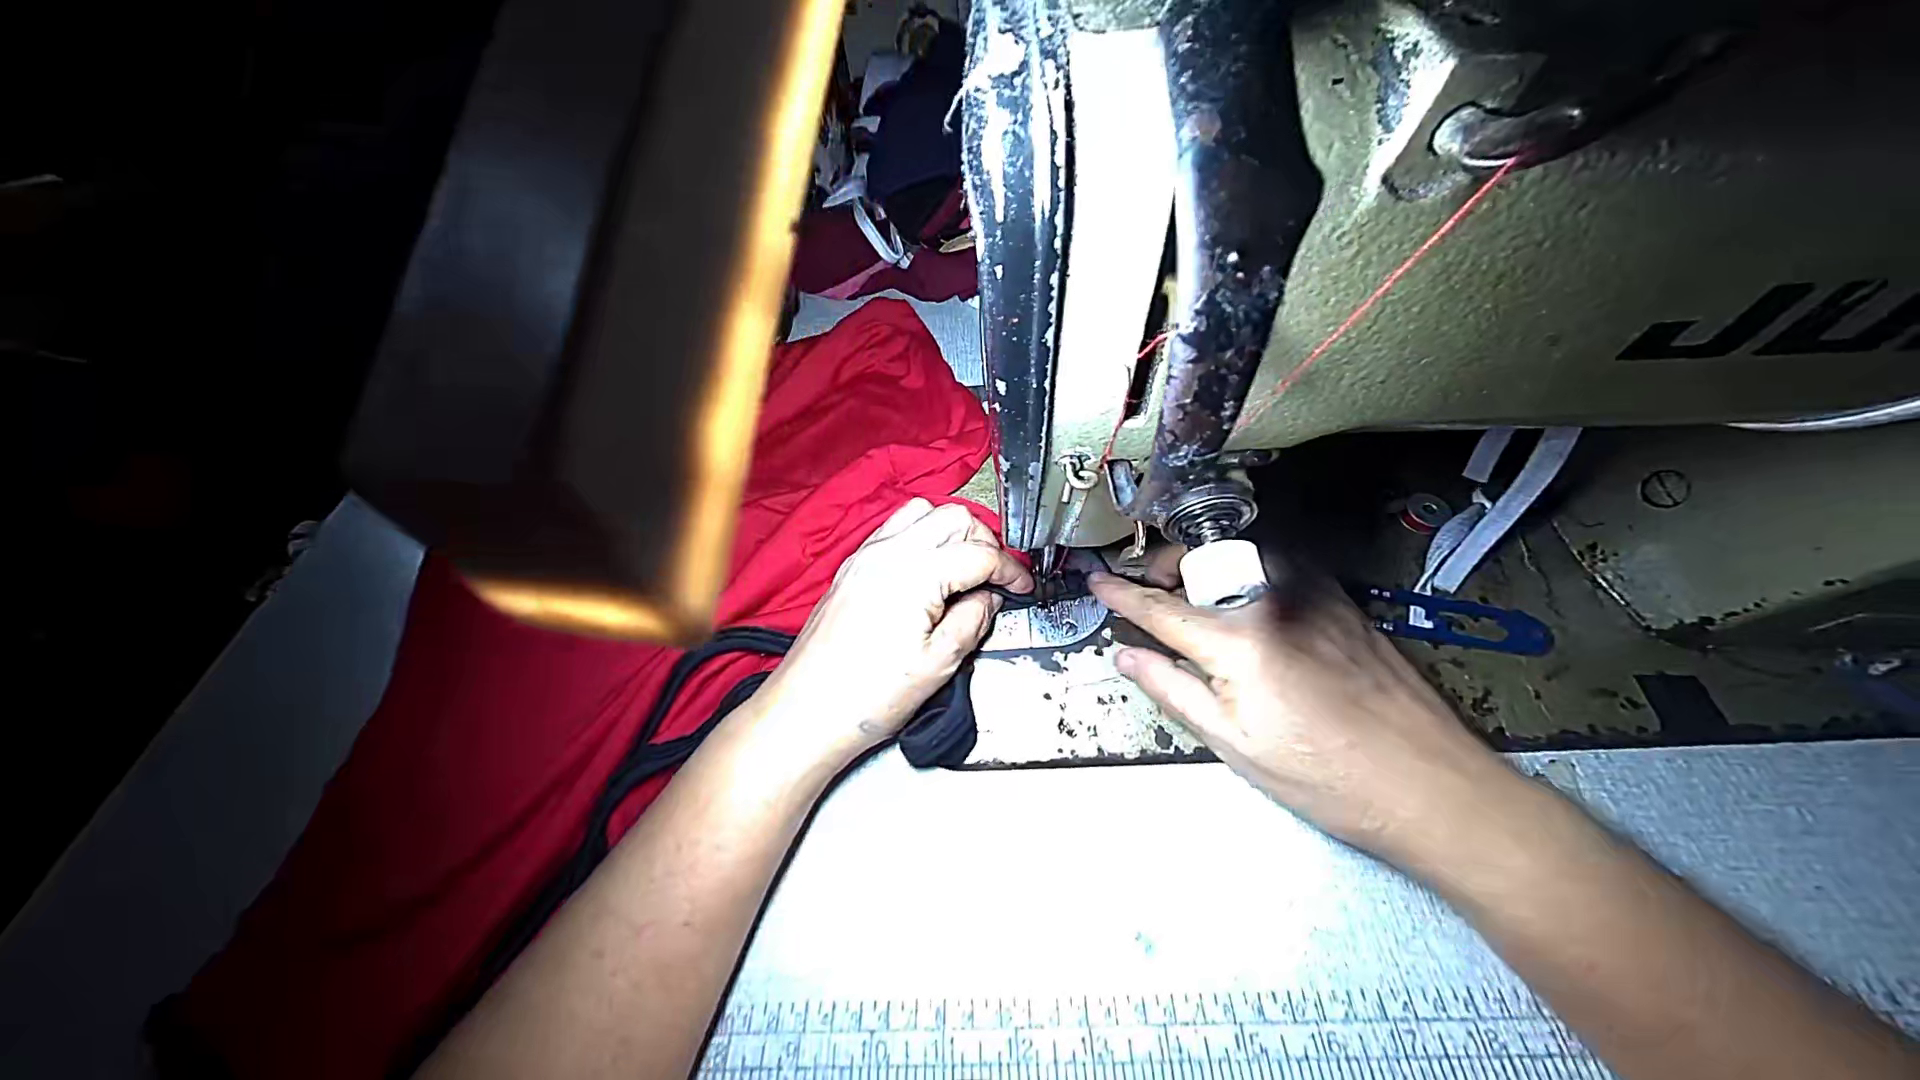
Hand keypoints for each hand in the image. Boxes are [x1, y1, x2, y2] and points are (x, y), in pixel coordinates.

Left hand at [759, 498, 1032, 767]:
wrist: (806, 711)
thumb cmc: (859, 696)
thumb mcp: (937, 666)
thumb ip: (972, 621)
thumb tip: (988, 599)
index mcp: (912, 575)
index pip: (979, 553)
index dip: (1010, 568)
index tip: (1021, 585)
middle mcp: (886, 555)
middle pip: (954, 518)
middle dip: (985, 542)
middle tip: (997, 577)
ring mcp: (865, 558)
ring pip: (923, 514)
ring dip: (953, 533)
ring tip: (966, 569)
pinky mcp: (853, 569)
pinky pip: (895, 530)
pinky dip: (922, 538)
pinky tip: (930, 571)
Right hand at [1089, 566, 1510, 860]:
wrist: (1432, 786)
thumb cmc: (1327, 777)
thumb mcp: (1234, 745)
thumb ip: (1172, 689)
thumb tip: (1127, 657)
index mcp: (1239, 643)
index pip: (1161, 609)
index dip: (1122, 596)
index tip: (1099, 583)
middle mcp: (1273, 603)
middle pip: (1201, 560)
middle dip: (1164, 566)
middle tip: (1149, 590)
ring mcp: (1313, 597)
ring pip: (1239, 555)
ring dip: (1205, 566)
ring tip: (1194, 599)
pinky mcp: (1342, 602)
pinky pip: (1278, 568)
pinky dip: (1246, 575)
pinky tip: (1248, 608)